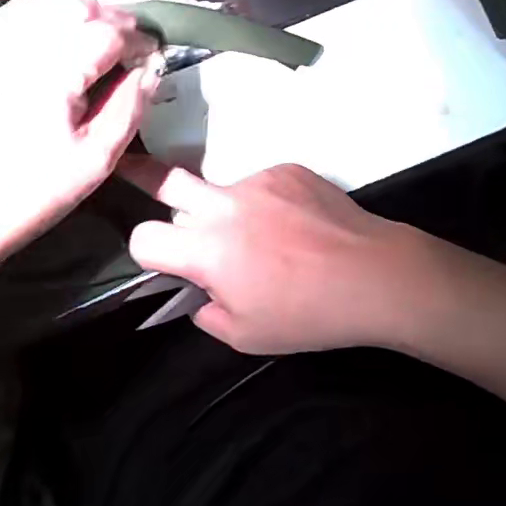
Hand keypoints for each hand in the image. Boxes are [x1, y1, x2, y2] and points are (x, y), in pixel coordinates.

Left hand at [0, 0, 160, 273]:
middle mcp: (22, 46)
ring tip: (99, 38)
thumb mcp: (94, 160)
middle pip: (77, 8)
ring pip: (45, 5)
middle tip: (132, 44)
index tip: (155, 54)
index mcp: (56, 71)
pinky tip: (56, 37)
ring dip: (79, 14)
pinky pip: (13, 17)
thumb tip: (149, 70)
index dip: (139, 40)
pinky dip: (44, 16)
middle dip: (112, 19)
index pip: (110, 33)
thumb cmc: (28, 193)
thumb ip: (128, 108)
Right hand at [118, 157, 434, 353]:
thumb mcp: (246, 335)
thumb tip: (199, 291)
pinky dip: (268, 203)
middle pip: (164, 179)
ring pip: (222, 190)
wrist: (373, 274)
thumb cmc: (308, 314)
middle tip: (132, 173)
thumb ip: (206, 312)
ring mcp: (258, 181)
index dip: (146, 251)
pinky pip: (261, 185)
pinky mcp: (288, 169)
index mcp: (207, 250)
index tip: (163, 260)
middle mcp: (224, 206)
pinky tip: (297, 226)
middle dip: (143, 177)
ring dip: (228, 211)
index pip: (144, 237)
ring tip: (269, 239)